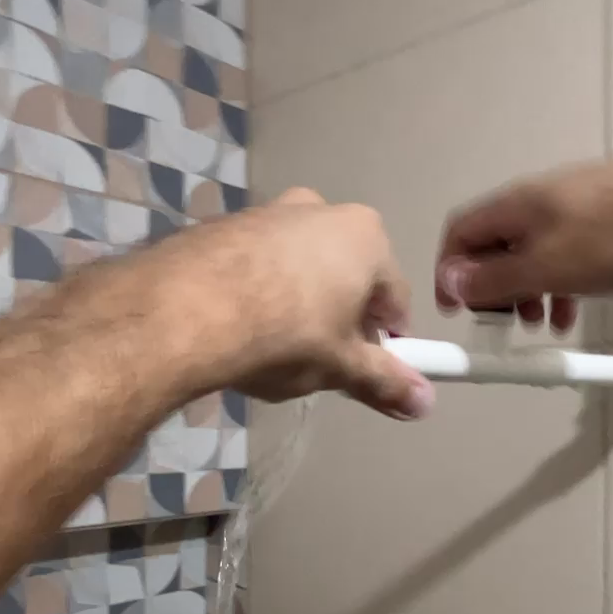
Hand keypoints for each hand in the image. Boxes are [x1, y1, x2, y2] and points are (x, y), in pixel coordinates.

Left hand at [163, 187, 434, 419]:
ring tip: (272, 349)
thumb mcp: (340, 366)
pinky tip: (239, 328)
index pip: (394, 299)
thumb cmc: (285, 334)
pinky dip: (259, 293)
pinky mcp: (225, 224)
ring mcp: (270, 212)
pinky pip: (259, 266)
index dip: (387, 342)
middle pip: (347, 277)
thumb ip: (385, 381)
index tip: (369, 371)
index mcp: (365, 236)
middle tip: (318, 362)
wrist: (185, 310)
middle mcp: (322, 209)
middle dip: (340, 320)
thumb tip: (426, 404)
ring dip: (299, 305)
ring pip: (301, 269)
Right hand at [434, 144, 612, 328]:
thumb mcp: (544, 268)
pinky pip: (566, 252)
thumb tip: (451, 281)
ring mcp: (573, 205)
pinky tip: (576, 309)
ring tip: (543, 324)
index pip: (460, 233)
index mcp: (514, 206)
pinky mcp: (604, 216)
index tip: (456, 308)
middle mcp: (538, 200)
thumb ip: (493, 278)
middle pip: (495, 246)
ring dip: (529, 292)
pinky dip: (561, 283)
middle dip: (493, 289)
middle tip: (505, 322)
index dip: (449, 272)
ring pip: (533, 252)